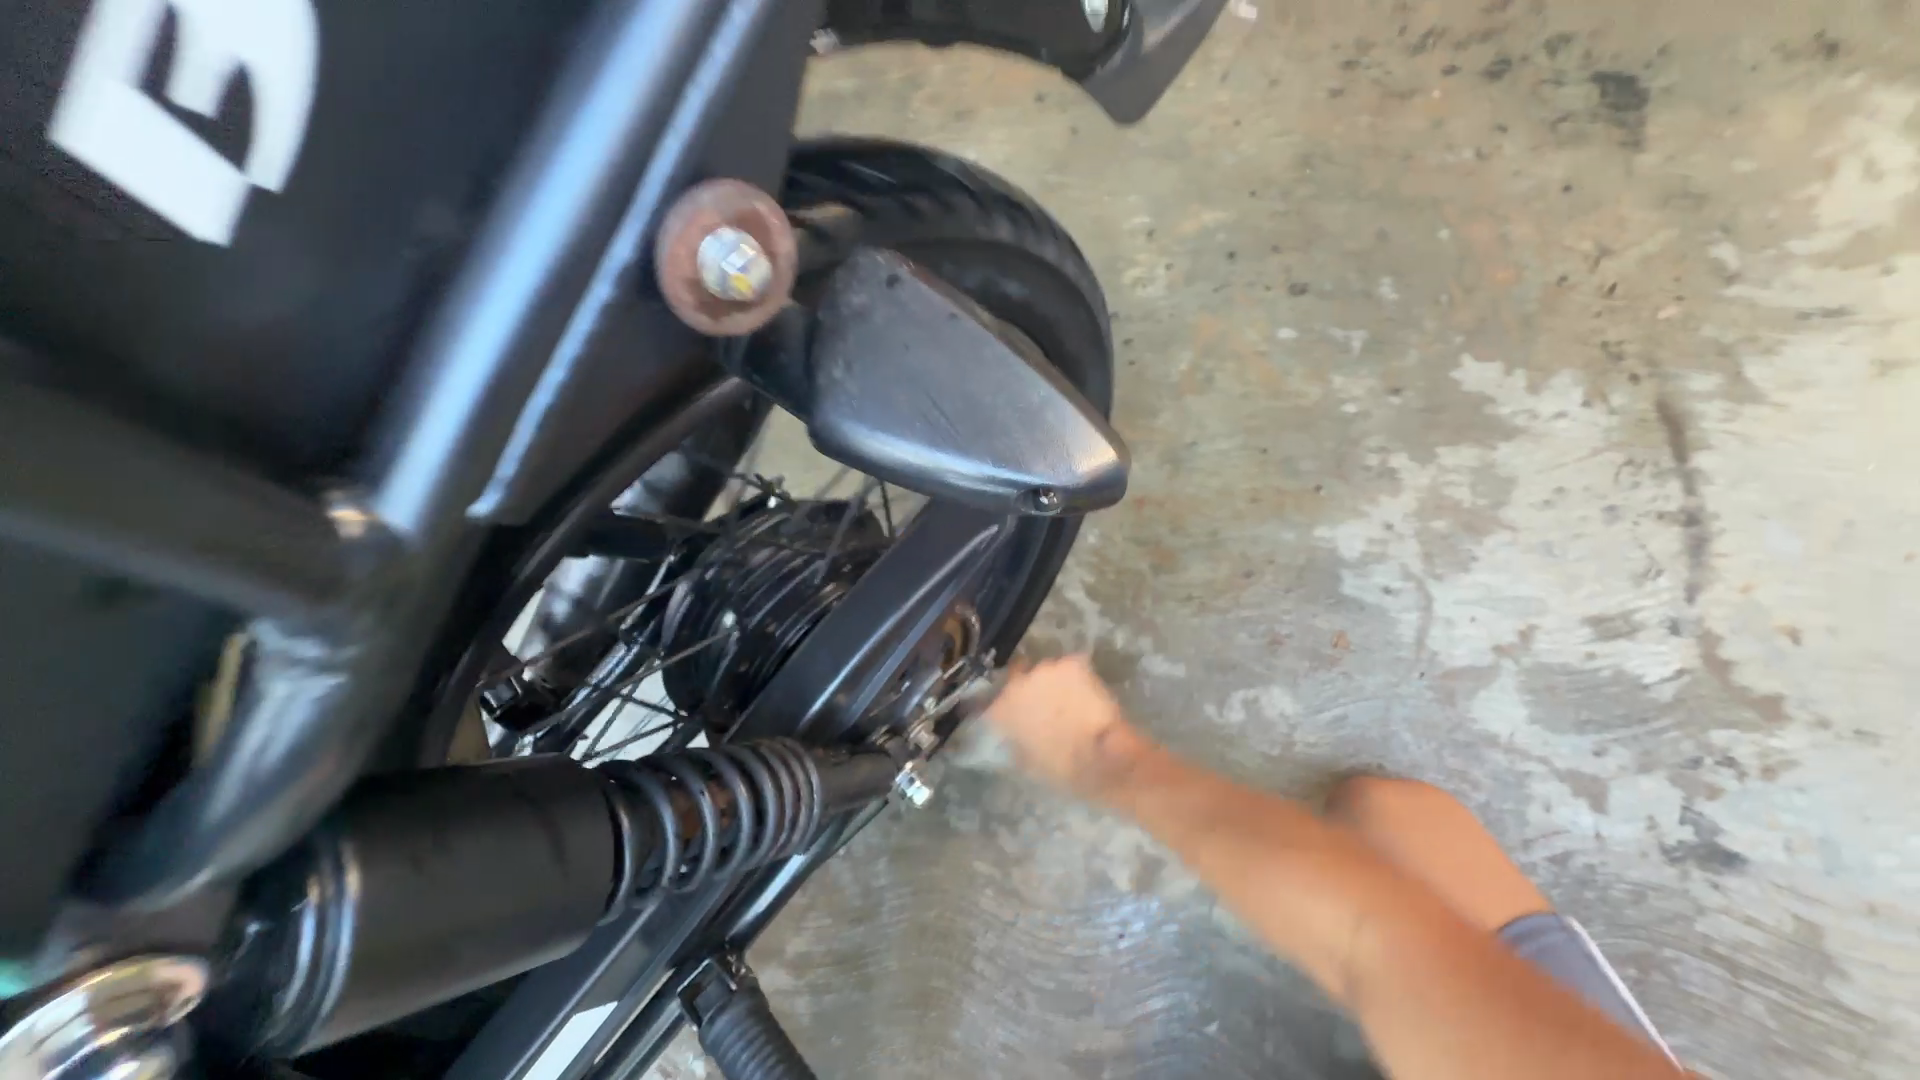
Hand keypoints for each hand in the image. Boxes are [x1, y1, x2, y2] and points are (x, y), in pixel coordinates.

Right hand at [983, 655, 1155, 804]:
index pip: (992, 699)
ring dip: (1054, 682)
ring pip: (1048, 671)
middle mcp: (1017, 683)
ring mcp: (1046, 669)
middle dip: (1031, 688)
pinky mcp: (1072, 663)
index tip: (1017, 713)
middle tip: (1047, 705)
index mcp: (1001, 709)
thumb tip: (1015, 732)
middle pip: (1020, 678)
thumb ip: (1013, 738)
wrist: (1098, 758)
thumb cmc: (1059, 769)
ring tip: (1070, 699)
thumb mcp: (1024, 761)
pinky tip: (1088, 692)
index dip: (1006, 705)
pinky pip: (1072, 666)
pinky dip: (1078, 676)